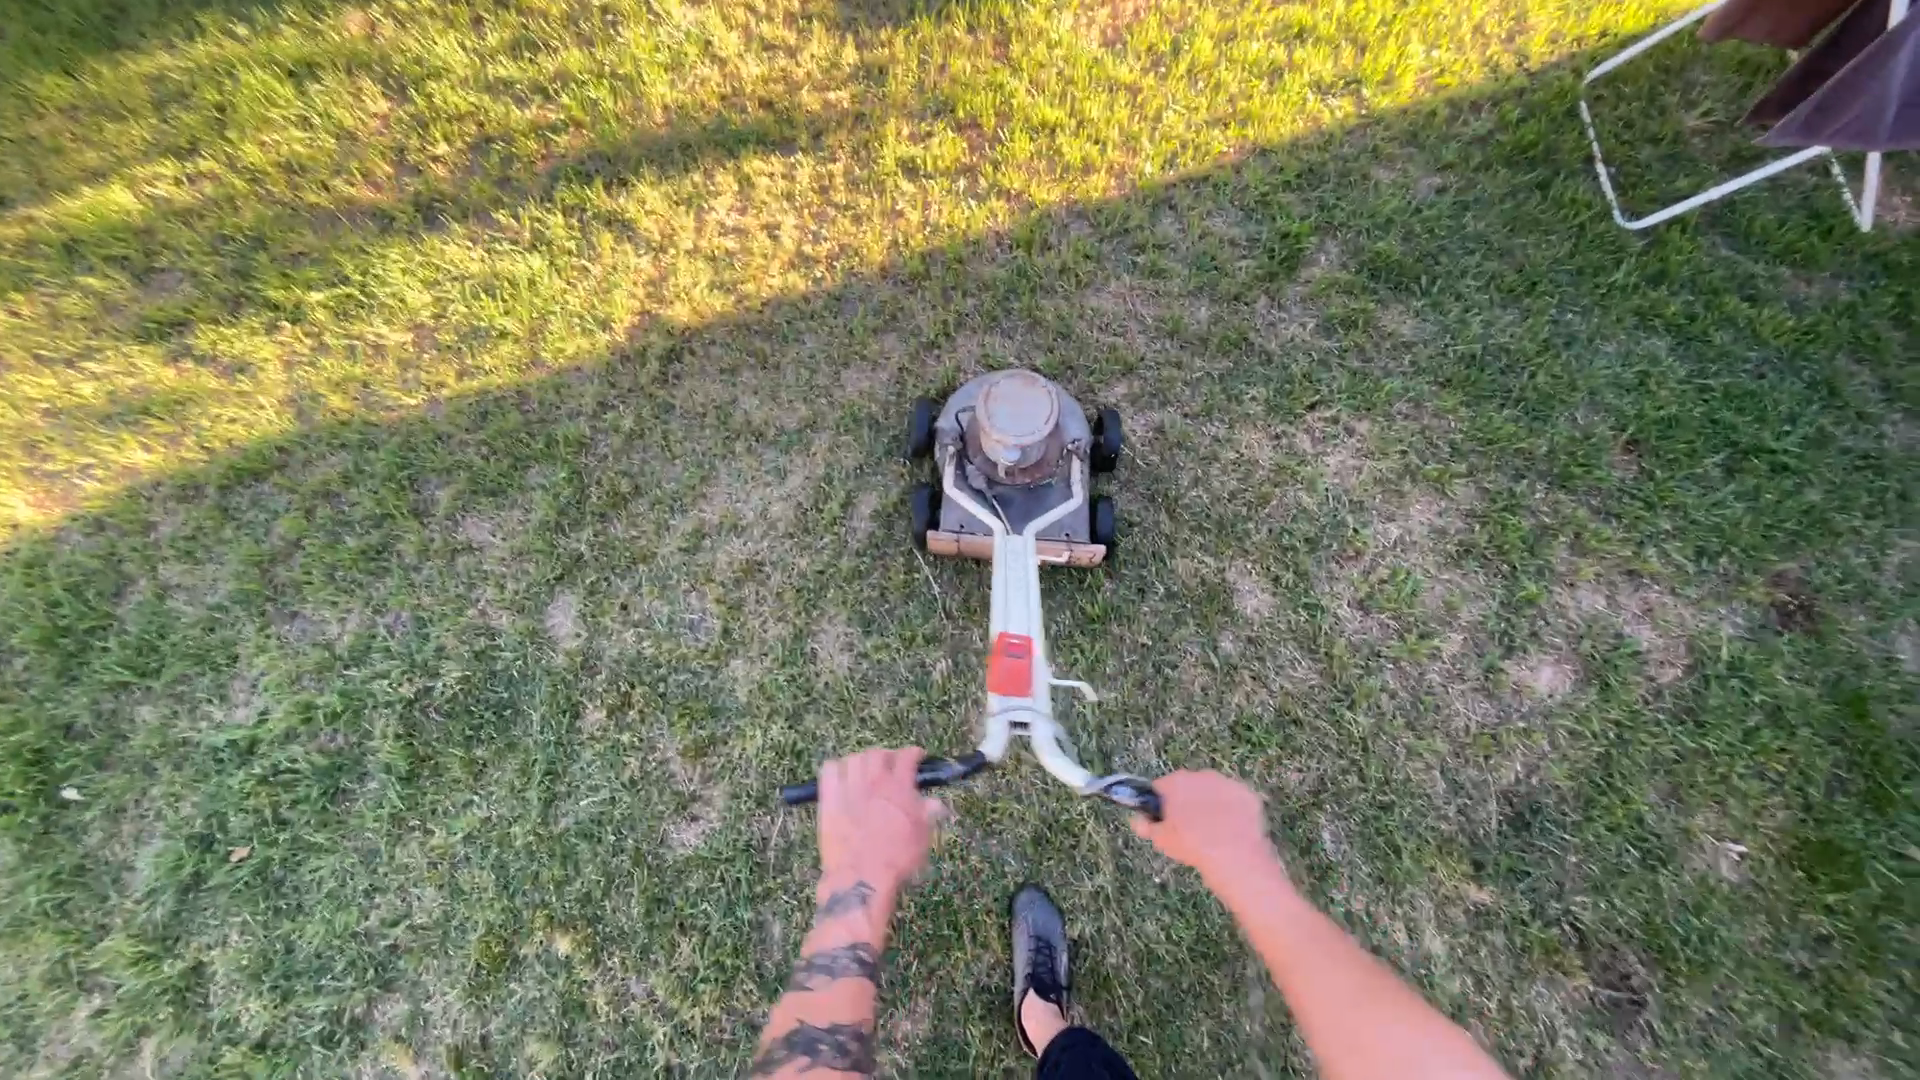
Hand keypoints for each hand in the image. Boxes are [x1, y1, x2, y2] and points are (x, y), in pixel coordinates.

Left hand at [816, 747, 943, 894]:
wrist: (863, 877)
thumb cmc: (897, 859)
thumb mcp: (922, 837)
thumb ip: (928, 814)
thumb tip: (935, 802)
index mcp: (898, 787)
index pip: (907, 756)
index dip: (914, 753)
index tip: (917, 757)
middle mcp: (874, 781)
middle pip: (878, 753)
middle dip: (887, 755)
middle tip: (891, 764)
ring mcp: (849, 788)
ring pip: (854, 758)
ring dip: (863, 761)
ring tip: (866, 770)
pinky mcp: (829, 799)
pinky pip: (829, 770)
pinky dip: (836, 768)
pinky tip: (842, 776)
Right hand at [1131, 770, 1282, 888]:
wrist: (1234, 856)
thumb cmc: (1191, 846)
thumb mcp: (1161, 840)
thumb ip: (1145, 825)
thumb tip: (1137, 819)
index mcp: (1176, 782)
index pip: (1161, 787)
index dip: (1162, 803)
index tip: (1166, 819)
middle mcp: (1200, 775)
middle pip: (1189, 785)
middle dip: (1188, 800)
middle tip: (1189, 827)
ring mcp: (1227, 782)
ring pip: (1214, 790)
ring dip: (1212, 803)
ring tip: (1214, 830)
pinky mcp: (1248, 794)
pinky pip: (1236, 800)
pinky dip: (1234, 810)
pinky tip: (1234, 829)